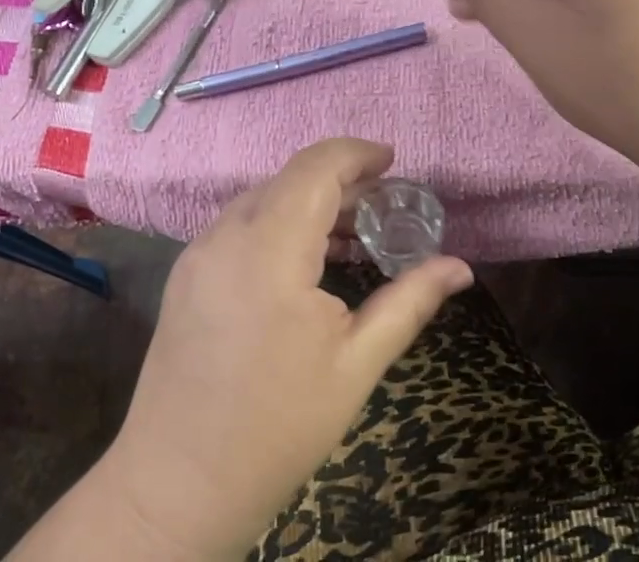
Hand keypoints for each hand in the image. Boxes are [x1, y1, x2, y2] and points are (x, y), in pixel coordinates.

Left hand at [98, 140, 472, 558]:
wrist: (179, 483)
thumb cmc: (278, 425)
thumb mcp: (356, 363)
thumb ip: (409, 301)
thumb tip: (460, 267)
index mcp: (268, 249)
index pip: (314, 169)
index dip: (356, 154)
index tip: (394, 160)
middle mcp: (224, 236)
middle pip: (286, 180)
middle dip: (339, 182)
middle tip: (386, 206)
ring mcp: (196, 256)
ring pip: (259, 202)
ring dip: (306, 204)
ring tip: (354, 235)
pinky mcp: (184, 278)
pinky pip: (236, 229)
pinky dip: (276, 226)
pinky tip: (305, 263)